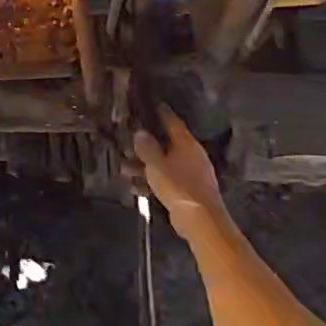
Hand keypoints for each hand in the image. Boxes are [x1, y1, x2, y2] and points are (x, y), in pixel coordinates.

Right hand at [132, 105, 224, 233]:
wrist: (201, 220)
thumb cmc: (178, 187)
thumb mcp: (156, 165)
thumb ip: (147, 148)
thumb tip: (140, 132)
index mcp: (186, 144)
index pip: (173, 122)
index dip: (161, 113)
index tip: (151, 106)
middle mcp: (192, 155)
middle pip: (166, 144)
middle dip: (146, 145)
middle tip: (128, 143)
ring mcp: (192, 173)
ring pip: (164, 163)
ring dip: (145, 166)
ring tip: (125, 169)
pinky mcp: (189, 190)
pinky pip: (167, 179)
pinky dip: (153, 180)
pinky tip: (136, 187)